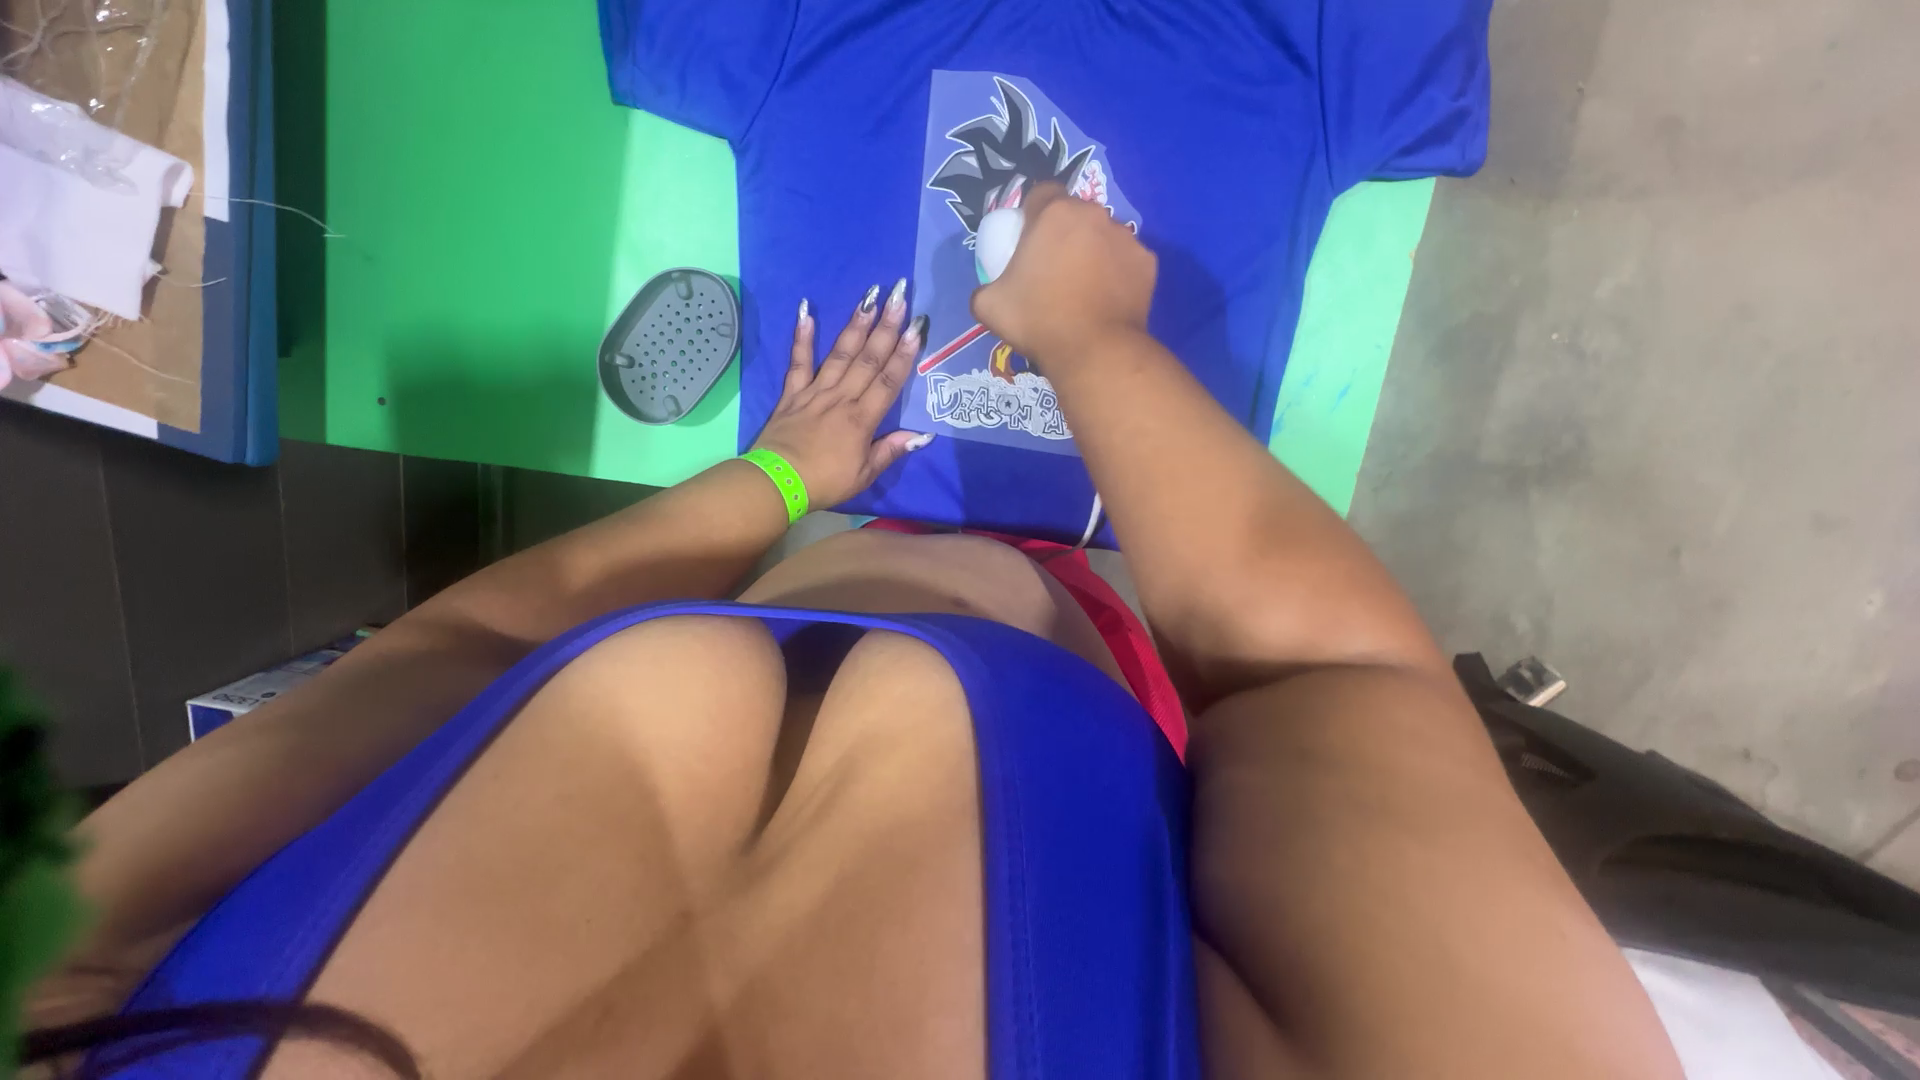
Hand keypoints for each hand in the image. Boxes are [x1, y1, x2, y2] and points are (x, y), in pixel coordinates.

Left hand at [751, 281, 932, 507]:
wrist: (777, 484)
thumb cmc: (825, 482)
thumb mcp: (864, 475)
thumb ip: (891, 450)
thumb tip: (923, 435)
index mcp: (862, 419)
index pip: (889, 381)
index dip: (904, 353)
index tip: (917, 326)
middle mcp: (841, 398)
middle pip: (868, 358)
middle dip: (886, 326)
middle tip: (898, 295)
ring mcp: (815, 392)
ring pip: (839, 353)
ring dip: (856, 324)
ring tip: (869, 296)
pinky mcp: (792, 394)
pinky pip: (798, 362)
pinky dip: (802, 337)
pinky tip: (807, 311)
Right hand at [969, 182, 1156, 370]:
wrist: (1094, 350)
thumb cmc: (1038, 320)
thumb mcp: (988, 306)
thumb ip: (984, 288)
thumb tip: (989, 291)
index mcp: (1054, 213)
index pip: (1040, 193)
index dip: (1031, 213)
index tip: (1027, 240)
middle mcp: (1094, 214)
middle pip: (1075, 213)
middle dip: (1065, 232)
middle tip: (1054, 268)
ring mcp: (1125, 237)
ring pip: (1103, 235)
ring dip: (1093, 251)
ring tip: (1084, 287)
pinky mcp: (1147, 262)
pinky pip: (1126, 261)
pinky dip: (1117, 274)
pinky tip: (1106, 299)